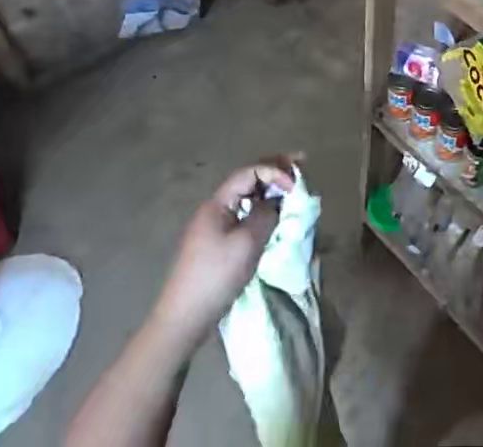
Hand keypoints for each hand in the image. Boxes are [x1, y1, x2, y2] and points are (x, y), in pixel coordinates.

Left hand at [152, 161, 295, 344]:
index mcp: (217, 203)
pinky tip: (273, 213)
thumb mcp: (247, 244)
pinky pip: (243, 214)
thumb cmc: (215, 277)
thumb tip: (276, 202)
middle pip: (246, 179)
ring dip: (268, 188)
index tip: (295, 184)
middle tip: (300, 163)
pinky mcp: (216, 243)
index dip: (274, 171)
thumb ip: (265, 215)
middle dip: (273, 170)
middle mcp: (214, 208)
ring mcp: (213, 226)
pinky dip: (261, 207)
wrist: (183, 318)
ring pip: (245, 197)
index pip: (249, 172)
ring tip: (291, 185)